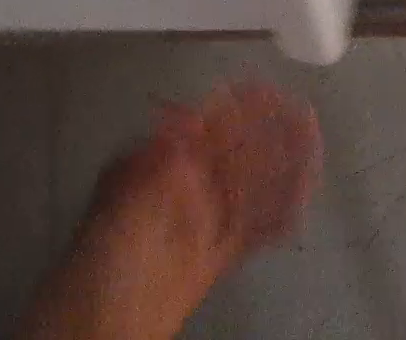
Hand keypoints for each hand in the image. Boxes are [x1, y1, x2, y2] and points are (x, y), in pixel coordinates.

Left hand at [21, 82, 321, 339]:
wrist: (91, 333)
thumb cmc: (98, 263)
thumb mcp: (122, 204)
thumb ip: (158, 161)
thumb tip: (190, 114)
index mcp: (159, 168)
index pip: (206, 125)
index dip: (237, 105)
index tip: (269, 89)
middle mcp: (183, 189)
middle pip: (235, 151)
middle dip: (269, 130)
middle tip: (304, 112)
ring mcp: (201, 223)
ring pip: (251, 185)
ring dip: (283, 165)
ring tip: (313, 145)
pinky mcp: (214, 257)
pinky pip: (254, 228)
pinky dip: (280, 211)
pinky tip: (301, 196)